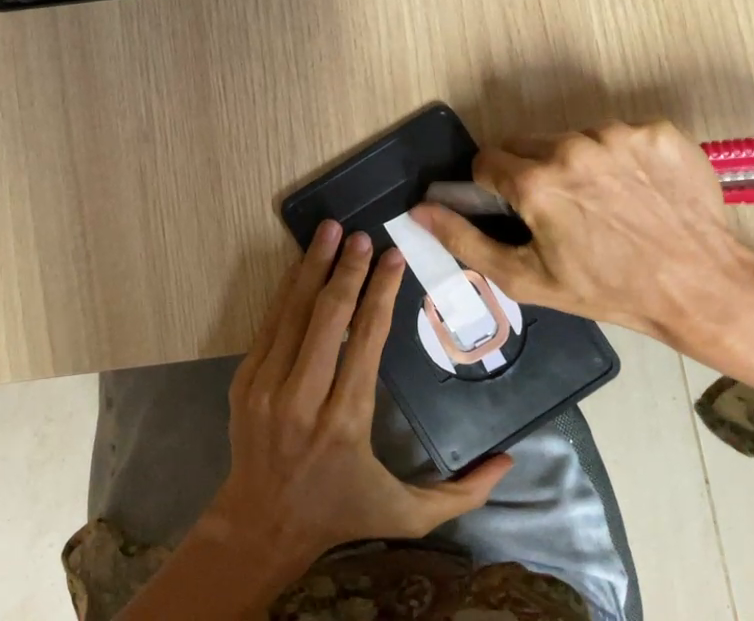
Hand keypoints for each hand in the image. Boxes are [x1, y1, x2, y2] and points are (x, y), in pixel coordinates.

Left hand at [201, 220, 513, 573]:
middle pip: (327, 316)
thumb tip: (510, 461)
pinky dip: (286, 292)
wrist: (261, 522)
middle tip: (362, 235)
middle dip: (346, 269)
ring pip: (292, 312)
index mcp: (346, 421)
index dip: (381, 294)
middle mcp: (303, 398)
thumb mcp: (407, 514)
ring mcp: (266, 386)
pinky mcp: (244, 380)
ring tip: (328, 230)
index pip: (365, 340)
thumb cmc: (341, 512)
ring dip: (312, 267)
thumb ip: (462, 493)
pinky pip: (268, 326)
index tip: (393, 258)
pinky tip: (300, 266)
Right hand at [411, 121, 753, 355]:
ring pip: (570, 138)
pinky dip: (619, 158)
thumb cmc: (607, 289)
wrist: (702, 287)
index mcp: (536, 181)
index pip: (487, 160)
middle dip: (531, 173)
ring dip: (574, 163)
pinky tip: (636, 191)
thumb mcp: (525, 278)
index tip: (516, 211)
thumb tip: (419, 209)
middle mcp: (573, 146)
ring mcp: (619, 134)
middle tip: (558, 211)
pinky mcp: (658, 130)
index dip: (494, 188)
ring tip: (603, 204)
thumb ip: (464, 240)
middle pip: (526, 144)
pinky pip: (617, 135)